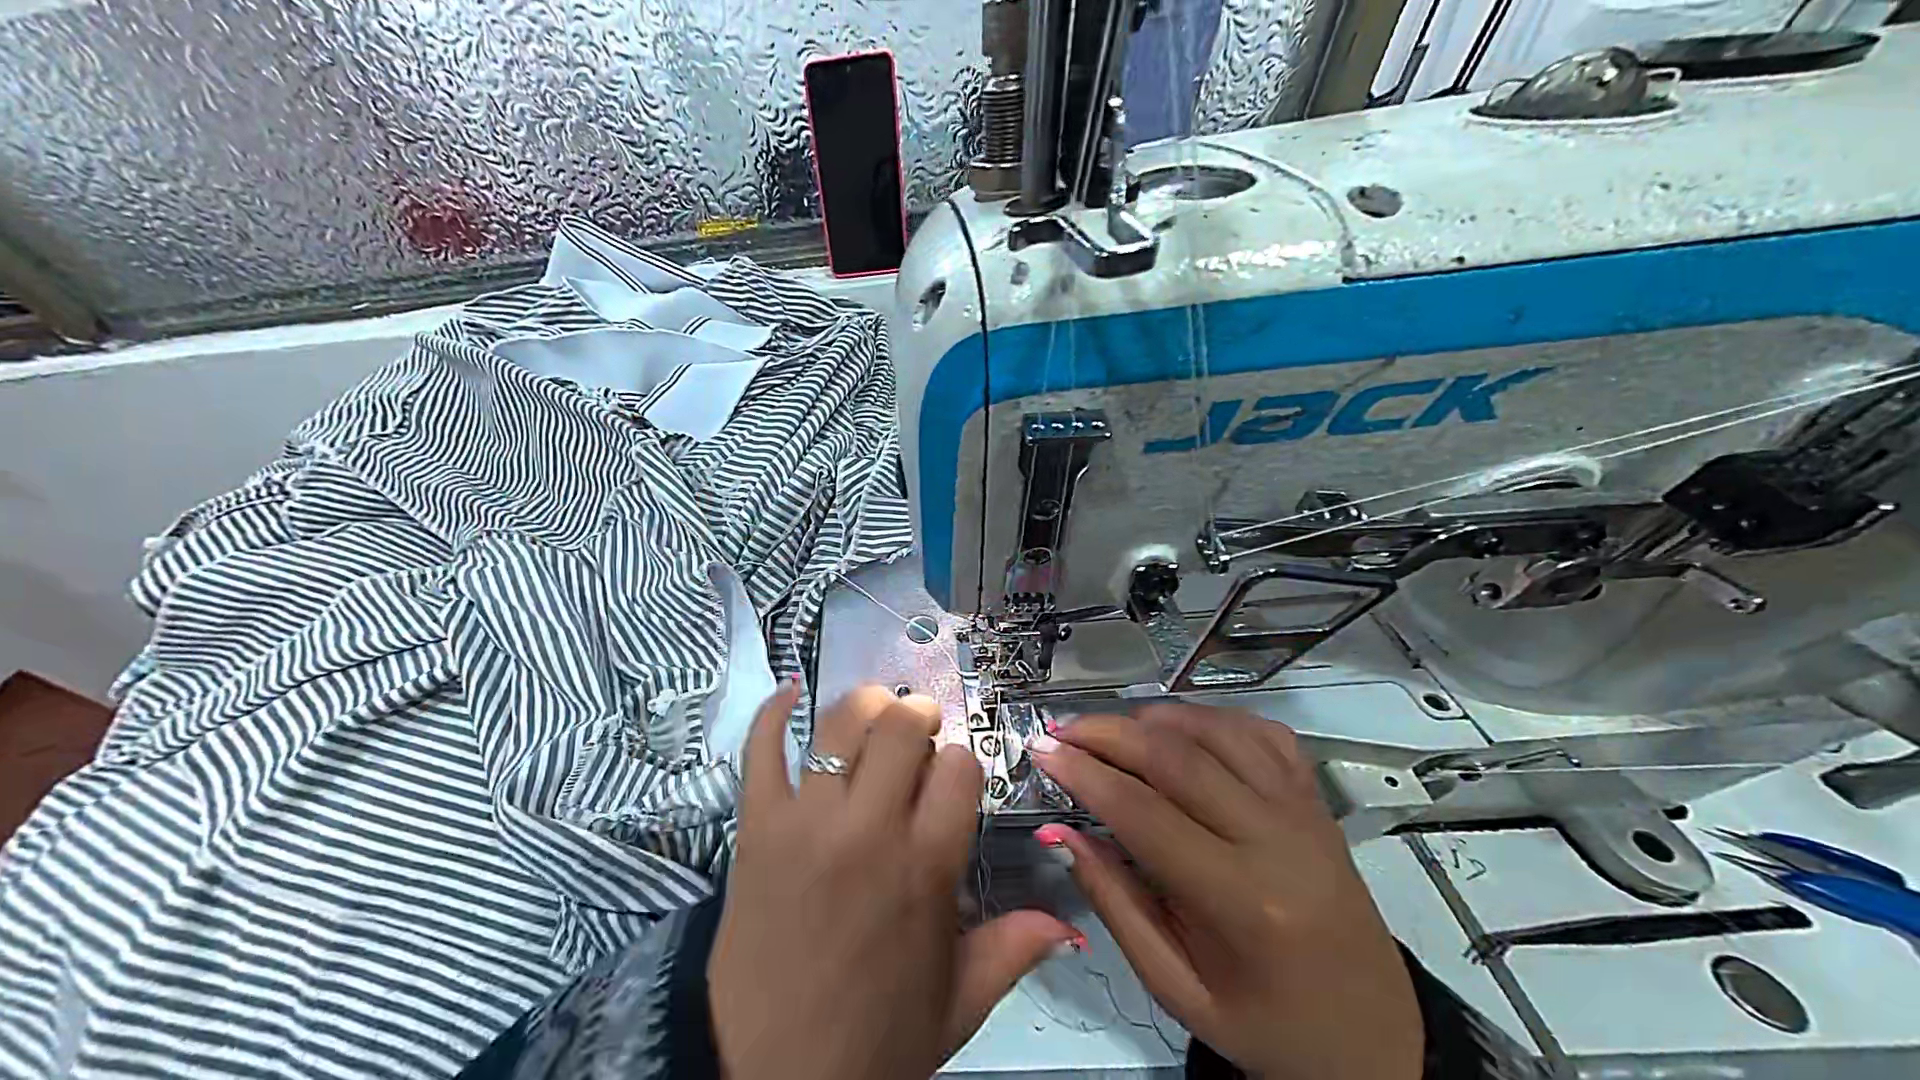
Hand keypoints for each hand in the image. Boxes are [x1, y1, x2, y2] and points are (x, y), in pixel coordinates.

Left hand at [709, 683, 1078, 1079]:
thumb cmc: (871, 1042)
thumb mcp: (956, 1004)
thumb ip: (1014, 950)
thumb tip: (1070, 926)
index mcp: (926, 868)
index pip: (960, 768)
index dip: (961, 763)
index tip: (951, 778)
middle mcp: (870, 831)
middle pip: (901, 727)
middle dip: (919, 715)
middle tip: (919, 728)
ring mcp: (806, 823)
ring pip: (839, 725)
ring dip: (864, 706)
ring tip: (873, 714)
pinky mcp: (755, 828)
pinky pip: (760, 751)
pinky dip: (773, 713)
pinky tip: (789, 694)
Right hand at [1030, 704, 1422, 1079]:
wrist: (1371, 1036)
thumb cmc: (1265, 1024)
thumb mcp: (1176, 987)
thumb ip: (1114, 903)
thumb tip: (1058, 833)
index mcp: (1241, 901)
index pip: (1143, 812)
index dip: (1084, 773)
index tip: (1042, 751)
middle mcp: (1278, 840)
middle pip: (1176, 757)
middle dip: (1106, 733)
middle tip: (1061, 730)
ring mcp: (1304, 809)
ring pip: (1216, 730)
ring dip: (1154, 718)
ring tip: (1110, 730)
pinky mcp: (1317, 798)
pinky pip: (1260, 731)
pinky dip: (1210, 718)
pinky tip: (1179, 730)